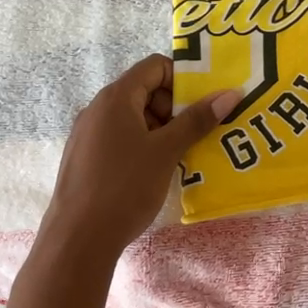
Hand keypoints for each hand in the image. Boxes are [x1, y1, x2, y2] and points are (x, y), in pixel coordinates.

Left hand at [40, 55, 240, 260]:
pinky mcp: (84, 157)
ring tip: (176, 156)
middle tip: (191, 135)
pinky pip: (119, 136)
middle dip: (173, 108)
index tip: (199, 107)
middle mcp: (97, 108)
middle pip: (144, 90)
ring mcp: (87, 133)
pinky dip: (141, 144)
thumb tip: (230, 93)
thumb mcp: (167, 151)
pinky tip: (152, 171)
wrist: (77, 241)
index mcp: (116, 97)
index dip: (182, 80)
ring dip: (160, 129)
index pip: (155, 66)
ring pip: (133, 116)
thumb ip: (197, 119)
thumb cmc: (125, 187)